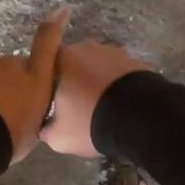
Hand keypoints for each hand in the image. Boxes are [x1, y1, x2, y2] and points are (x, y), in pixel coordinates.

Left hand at [0, 8, 69, 162]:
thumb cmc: (7, 138)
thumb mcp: (31, 133)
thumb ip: (34, 114)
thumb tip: (30, 110)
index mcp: (34, 79)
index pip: (48, 46)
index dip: (55, 27)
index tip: (61, 10)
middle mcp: (11, 64)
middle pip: (14, 69)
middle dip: (11, 84)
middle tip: (4, 114)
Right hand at [40, 40, 153, 158]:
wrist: (138, 117)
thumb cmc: (89, 122)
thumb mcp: (58, 137)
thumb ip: (46, 128)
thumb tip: (45, 126)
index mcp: (62, 59)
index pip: (46, 67)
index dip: (48, 85)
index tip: (52, 102)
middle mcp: (86, 47)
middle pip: (74, 65)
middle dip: (74, 81)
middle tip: (76, 105)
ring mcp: (112, 51)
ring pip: (97, 67)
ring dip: (96, 81)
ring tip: (100, 106)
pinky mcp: (134, 60)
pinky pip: (117, 72)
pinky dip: (115, 84)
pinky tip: (119, 103)